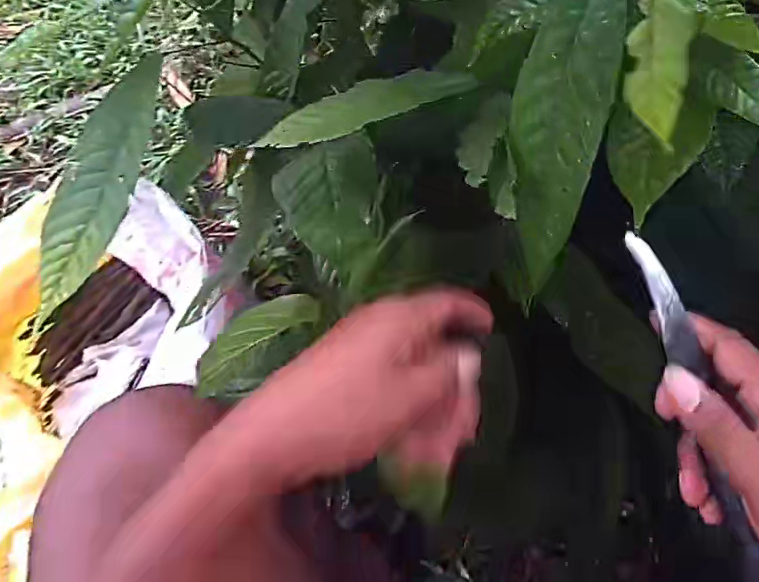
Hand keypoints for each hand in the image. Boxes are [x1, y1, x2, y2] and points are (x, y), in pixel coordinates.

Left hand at [218, 287, 492, 488]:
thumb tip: (470, 355)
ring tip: (436, 457)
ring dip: (430, 413)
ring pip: (412, 374)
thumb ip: (447, 373)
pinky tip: (408, 454)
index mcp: (401, 317)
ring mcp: (361, 349)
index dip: (473, 312)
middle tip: (464, 431)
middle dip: (452, 392)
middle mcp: (383, 324)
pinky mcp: (345, 374)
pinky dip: (404, 414)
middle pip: (433, 348)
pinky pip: (388, 385)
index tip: (492, 328)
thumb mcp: (409, 396)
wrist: (266, 438)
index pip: (448, 301)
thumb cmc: (345, 410)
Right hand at [656, 316, 758, 581]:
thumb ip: (716, 425)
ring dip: (701, 457)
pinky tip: (714, 509)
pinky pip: (738, 457)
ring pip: (724, 428)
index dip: (693, 330)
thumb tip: (674, 374)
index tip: (655, 321)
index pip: (729, 346)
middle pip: (720, 389)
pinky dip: (719, 478)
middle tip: (666, 428)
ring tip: (697, 498)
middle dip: (690, 412)